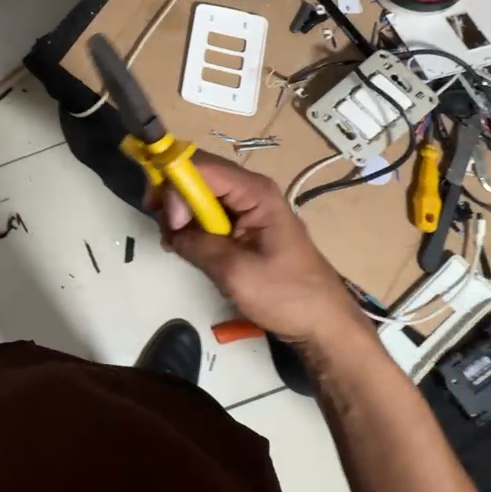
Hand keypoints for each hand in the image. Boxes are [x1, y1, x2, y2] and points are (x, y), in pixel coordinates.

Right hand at [154, 152, 365, 347]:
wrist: (324, 326)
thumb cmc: (287, 296)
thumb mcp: (235, 271)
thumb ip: (196, 242)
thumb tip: (169, 228)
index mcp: (254, 192)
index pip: (199, 166)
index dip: (175, 184)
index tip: (168, 219)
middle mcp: (249, 190)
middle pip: (195, 173)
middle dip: (172, 197)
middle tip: (166, 230)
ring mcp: (246, 206)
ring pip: (196, 192)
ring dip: (178, 213)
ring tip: (175, 243)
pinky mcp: (241, 224)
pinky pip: (205, 211)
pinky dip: (189, 225)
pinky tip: (185, 246)